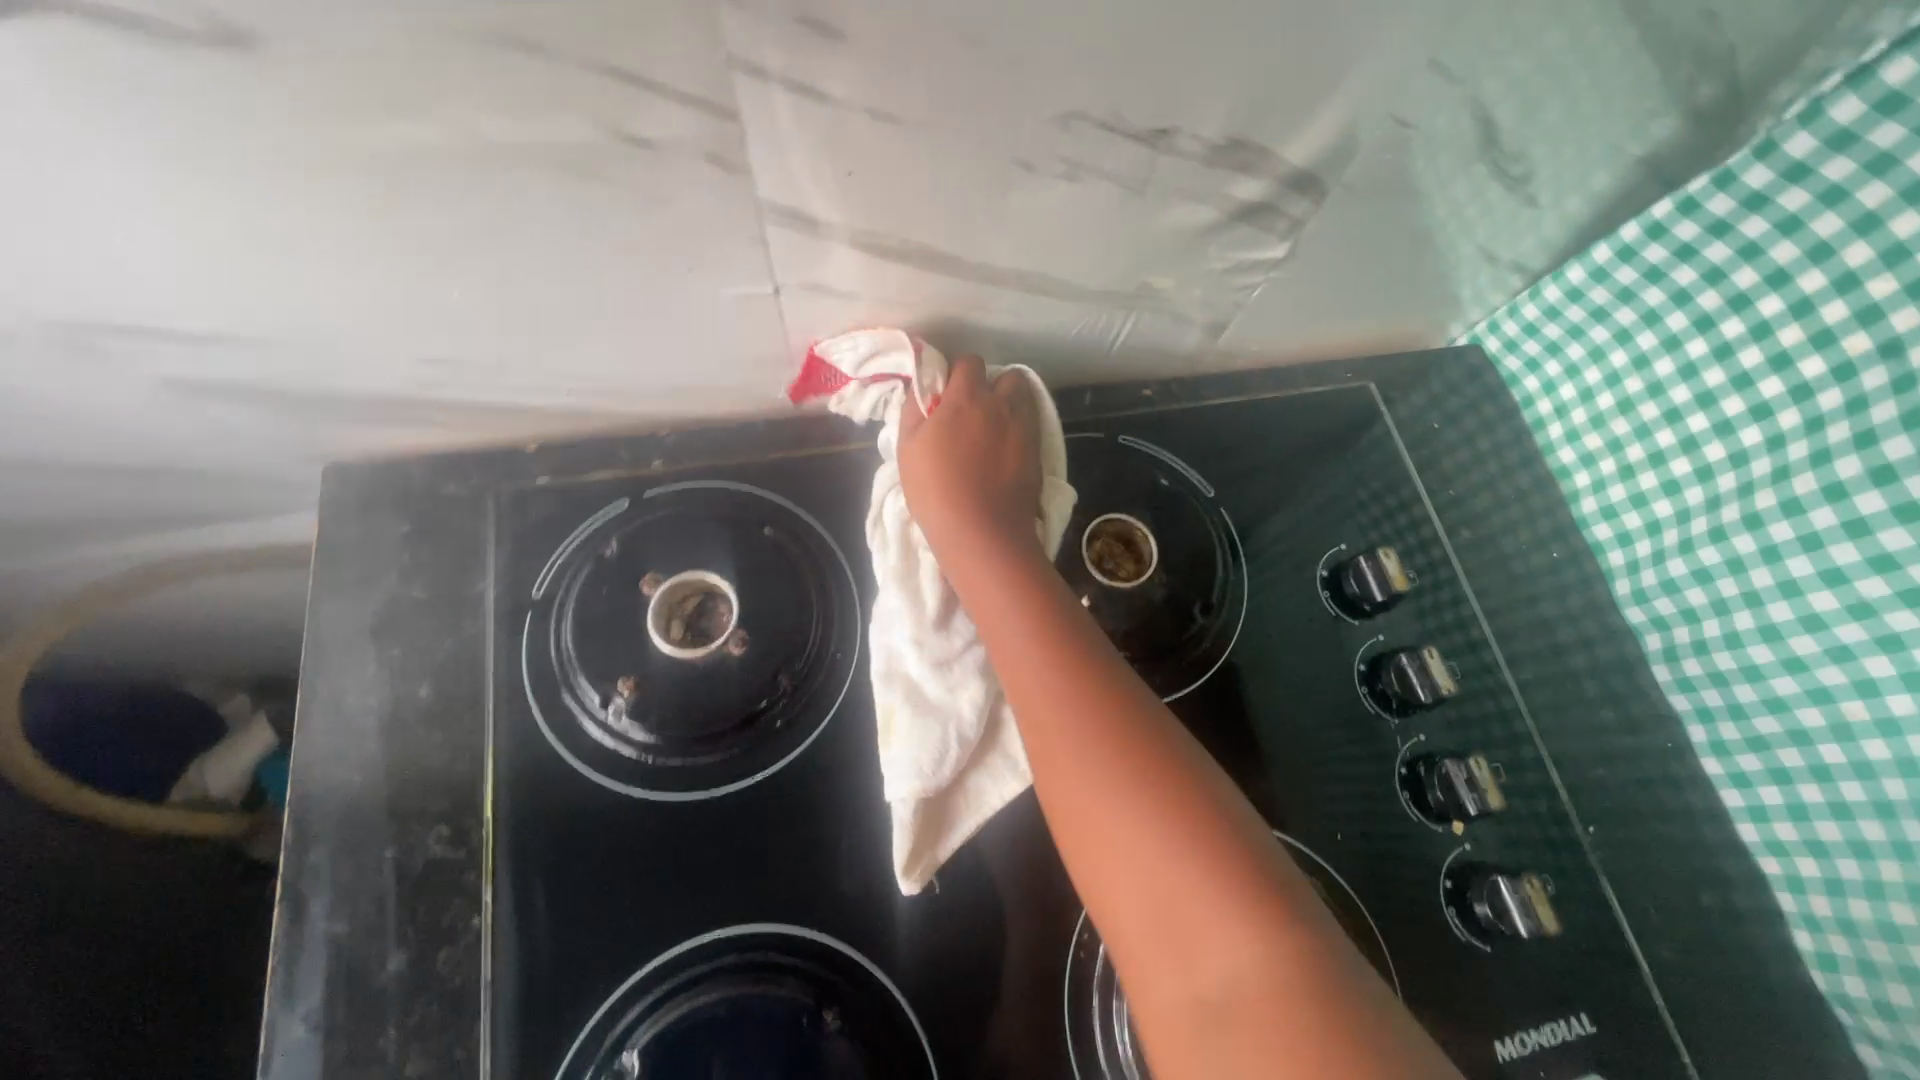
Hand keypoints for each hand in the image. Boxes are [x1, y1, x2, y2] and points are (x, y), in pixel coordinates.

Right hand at [898, 354, 1042, 558]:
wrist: (982, 532)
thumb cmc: (935, 489)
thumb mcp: (908, 447)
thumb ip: (914, 409)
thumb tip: (922, 388)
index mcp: (966, 397)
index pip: (969, 362)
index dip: (958, 375)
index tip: (948, 396)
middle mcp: (1001, 405)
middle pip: (1007, 376)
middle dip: (994, 386)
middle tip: (976, 412)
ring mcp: (1024, 428)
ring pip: (1025, 399)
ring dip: (1011, 405)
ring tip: (995, 429)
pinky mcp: (1038, 453)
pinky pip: (1032, 427)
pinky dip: (1021, 430)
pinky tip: (1007, 452)